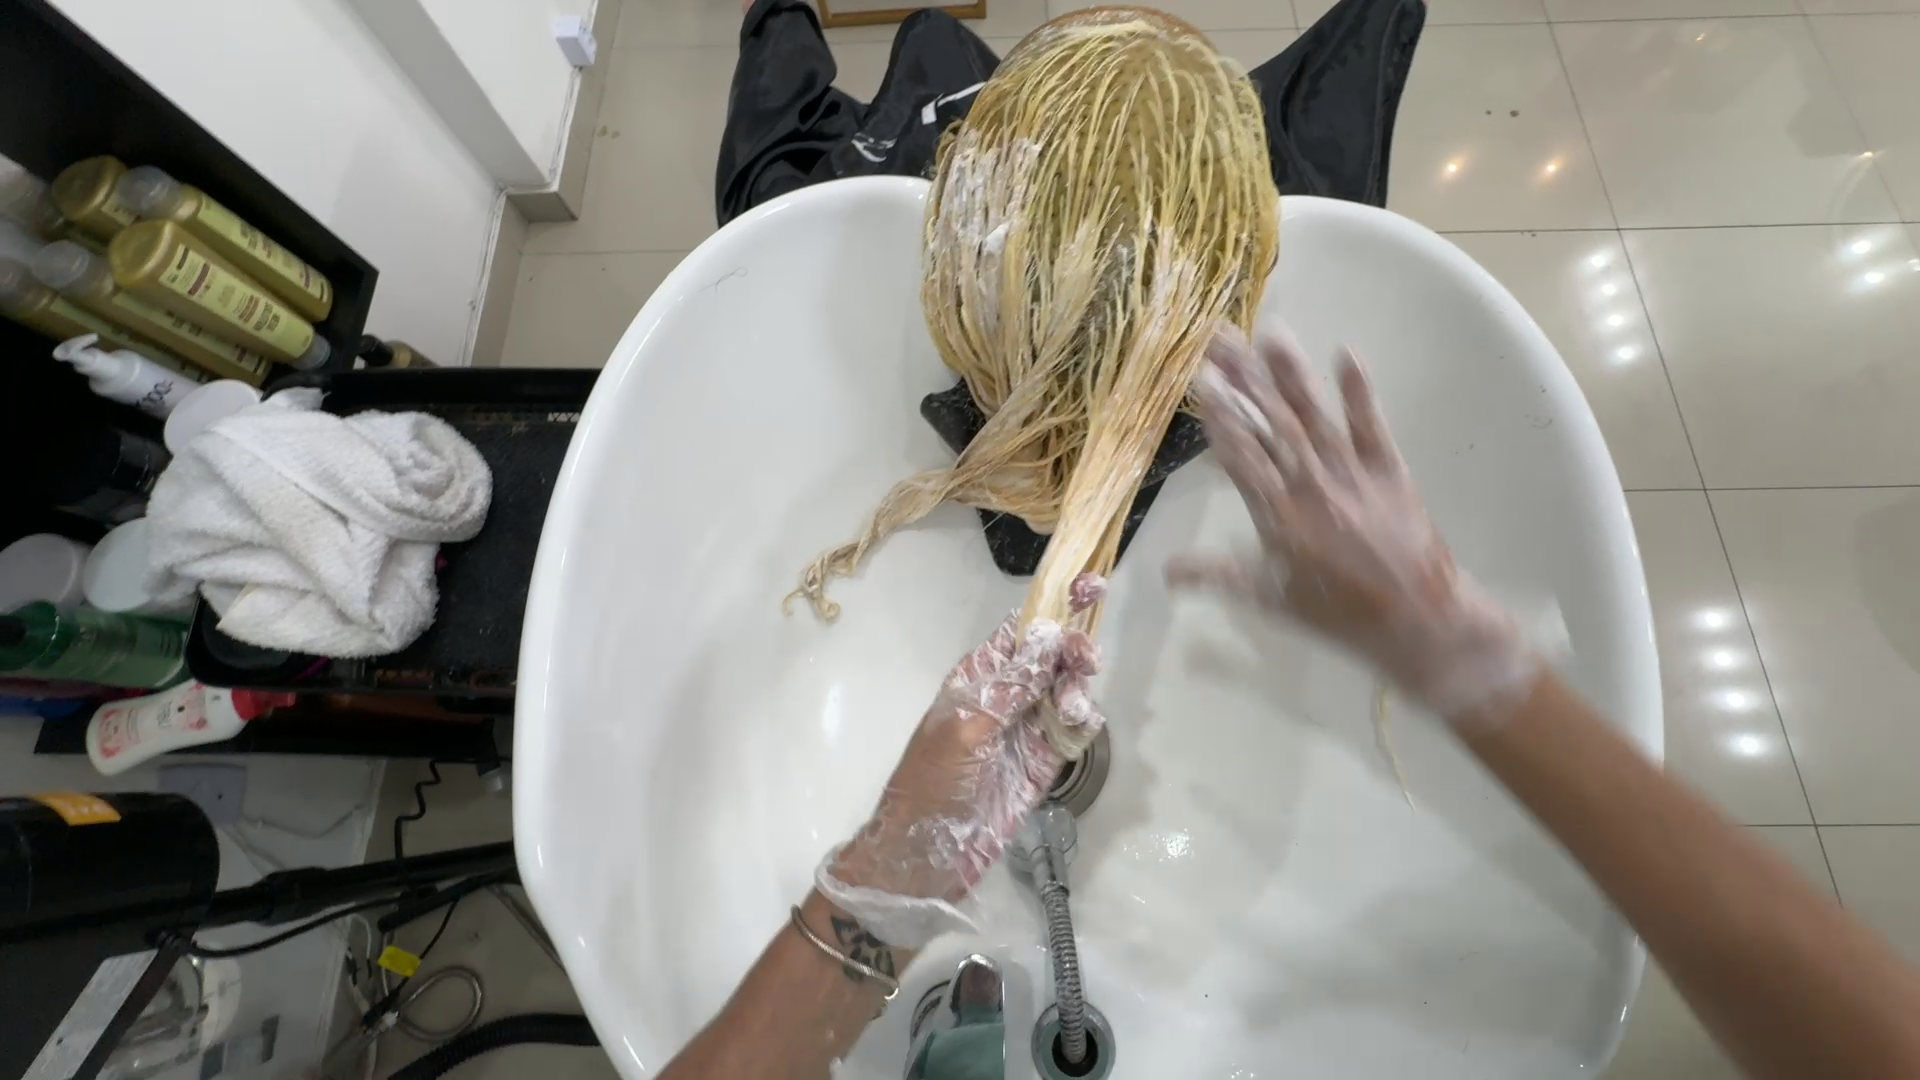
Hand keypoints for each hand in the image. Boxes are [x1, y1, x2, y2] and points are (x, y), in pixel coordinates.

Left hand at [815, 575, 1106, 946]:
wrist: (926, 852)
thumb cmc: (933, 780)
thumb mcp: (968, 725)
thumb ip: (1013, 683)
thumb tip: (1048, 634)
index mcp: (980, 675)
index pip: (1021, 630)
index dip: (1054, 606)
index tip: (1090, 588)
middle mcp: (1008, 695)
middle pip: (1053, 656)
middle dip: (1075, 648)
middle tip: (1087, 659)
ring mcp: (1028, 728)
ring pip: (1068, 690)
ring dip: (1078, 689)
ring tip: (1070, 710)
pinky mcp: (1044, 761)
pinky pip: (1073, 730)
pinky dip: (1083, 722)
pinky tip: (1080, 724)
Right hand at [1166, 324, 1537, 729]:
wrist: (1418, 620)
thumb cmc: (1335, 612)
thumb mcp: (1268, 598)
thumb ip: (1216, 576)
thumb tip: (1164, 572)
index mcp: (1277, 513)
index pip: (1240, 454)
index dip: (1220, 414)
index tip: (1202, 378)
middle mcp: (1310, 483)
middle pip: (1271, 422)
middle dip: (1244, 379)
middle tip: (1222, 339)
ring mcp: (1351, 472)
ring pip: (1313, 415)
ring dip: (1290, 374)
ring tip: (1270, 333)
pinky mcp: (1388, 469)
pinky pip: (1371, 424)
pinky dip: (1359, 390)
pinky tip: (1345, 353)